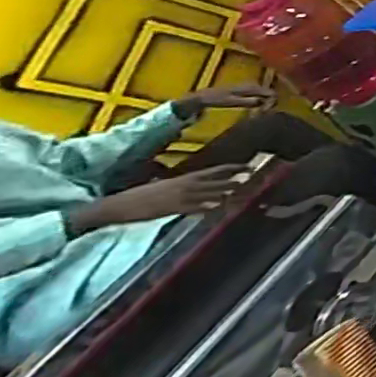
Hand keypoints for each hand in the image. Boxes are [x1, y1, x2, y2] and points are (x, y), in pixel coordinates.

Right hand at [66, 165, 250, 234]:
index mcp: (186, 177)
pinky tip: (222, 207)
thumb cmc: (142, 195)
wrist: (120, 205)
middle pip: (220, 181)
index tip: (249, 167)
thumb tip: (197, 185)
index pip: (216, 170)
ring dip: (230, 193)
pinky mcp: (175, 209)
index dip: (234, 168)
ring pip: (213, 194)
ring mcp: (182, 197)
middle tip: (255, 179)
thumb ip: (184, 184)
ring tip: (246, 193)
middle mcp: (188, 185)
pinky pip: (198, 208)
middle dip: (238, 181)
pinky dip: (211, 207)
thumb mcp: (167, 185)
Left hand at [173, 83, 275, 119]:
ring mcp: (252, 88)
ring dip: (264, 106)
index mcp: (251, 87)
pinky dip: (260, 105)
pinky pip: (261, 97)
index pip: (272, 94)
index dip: (271, 104)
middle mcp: (254, 85)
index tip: (262, 113)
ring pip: (267, 96)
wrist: (204, 96)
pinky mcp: (249, 91)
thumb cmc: (216, 99)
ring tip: (255, 114)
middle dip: (268, 106)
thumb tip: (262, 102)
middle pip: (271, 95)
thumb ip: (247, 101)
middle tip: (258, 115)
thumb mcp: (231, 102)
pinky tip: (252, 111)